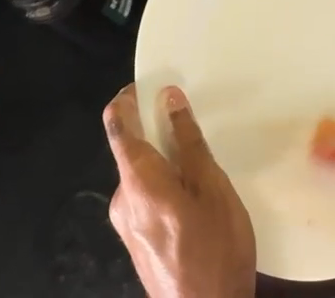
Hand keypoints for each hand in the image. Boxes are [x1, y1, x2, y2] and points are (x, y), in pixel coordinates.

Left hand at [104, 84, 255, 297]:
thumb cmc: (216, 250)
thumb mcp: (212, 188)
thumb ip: (189, 142)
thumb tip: (170, 99)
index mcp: (138, 182)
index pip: (119, 124)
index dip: (130, 98)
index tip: (153, 84)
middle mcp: (123, 200)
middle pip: (133, 149)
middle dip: (161, 133)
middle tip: (197, 130)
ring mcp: (126, 225)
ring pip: (143, 175)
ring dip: (167, 162)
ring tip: (206, 170)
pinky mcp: (136, 242)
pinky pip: (146, 197)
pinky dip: (166, 185)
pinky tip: (196, 200)